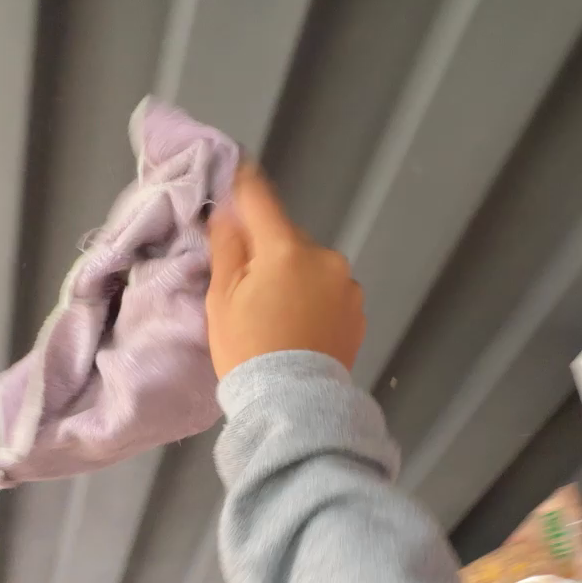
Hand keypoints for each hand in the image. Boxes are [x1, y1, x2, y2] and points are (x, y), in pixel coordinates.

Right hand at [206, 166, 364, 378]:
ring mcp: (347, 285)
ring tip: (279, 316)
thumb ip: (228, 247)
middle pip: (287, 238)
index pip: (260, 199)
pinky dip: (315, 300)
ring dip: (296, 277)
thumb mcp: (223, 300)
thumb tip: (230, 213)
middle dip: (269, 252)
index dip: (244, 187)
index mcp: (286, 249)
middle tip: (250, 288)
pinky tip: (301, 328)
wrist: (292, 405)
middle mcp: (324, 257)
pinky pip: (329, 291)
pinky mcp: (358, 311)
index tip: (236, 177)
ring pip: (311, 266)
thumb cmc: (248, 352)